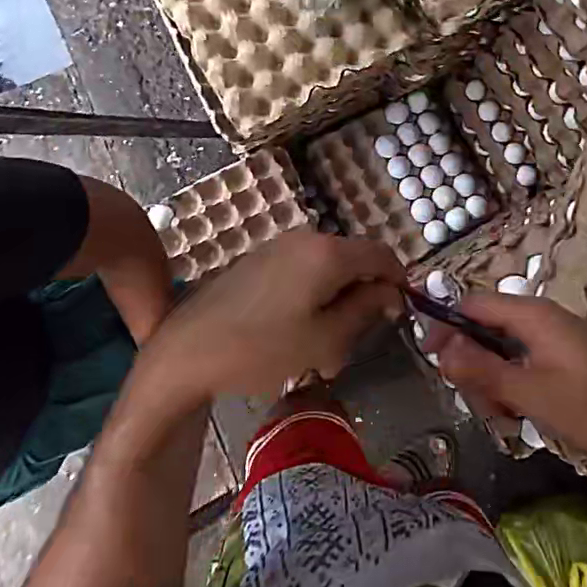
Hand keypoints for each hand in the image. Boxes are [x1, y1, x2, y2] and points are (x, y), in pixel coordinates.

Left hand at [139, 229, 405, 403]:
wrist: (189, 347)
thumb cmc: (262, 347)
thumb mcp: (325, 338)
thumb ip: (366, 309)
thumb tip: (392, 292)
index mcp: (328, 252)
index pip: (382, 255)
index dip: (397, 282)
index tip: (396, 315)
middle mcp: (306, 237)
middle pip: (354, 262)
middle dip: (361, 299)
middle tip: (349, 345)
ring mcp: (280, 245)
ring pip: (328, 270)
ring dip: (334, 303)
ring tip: (318, 349)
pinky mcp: (260, 258)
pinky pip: (303, 271)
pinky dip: (311, 298)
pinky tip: (292, 334)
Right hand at [428, 293, 586, 473]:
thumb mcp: (531, 393)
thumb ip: (482, 370)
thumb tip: (439, 350)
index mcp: (531, 314)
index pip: (472, 304)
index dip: (446, 326)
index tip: (430, 356)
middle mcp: (538, 317)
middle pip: (484, 329)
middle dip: (473, 365)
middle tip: (481, 403)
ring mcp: (551, 337)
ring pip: (500, 349)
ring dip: (492, 381)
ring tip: (505, 416)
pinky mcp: (560, 356)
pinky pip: (520, 360)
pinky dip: (511, 383)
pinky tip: (519, 413)